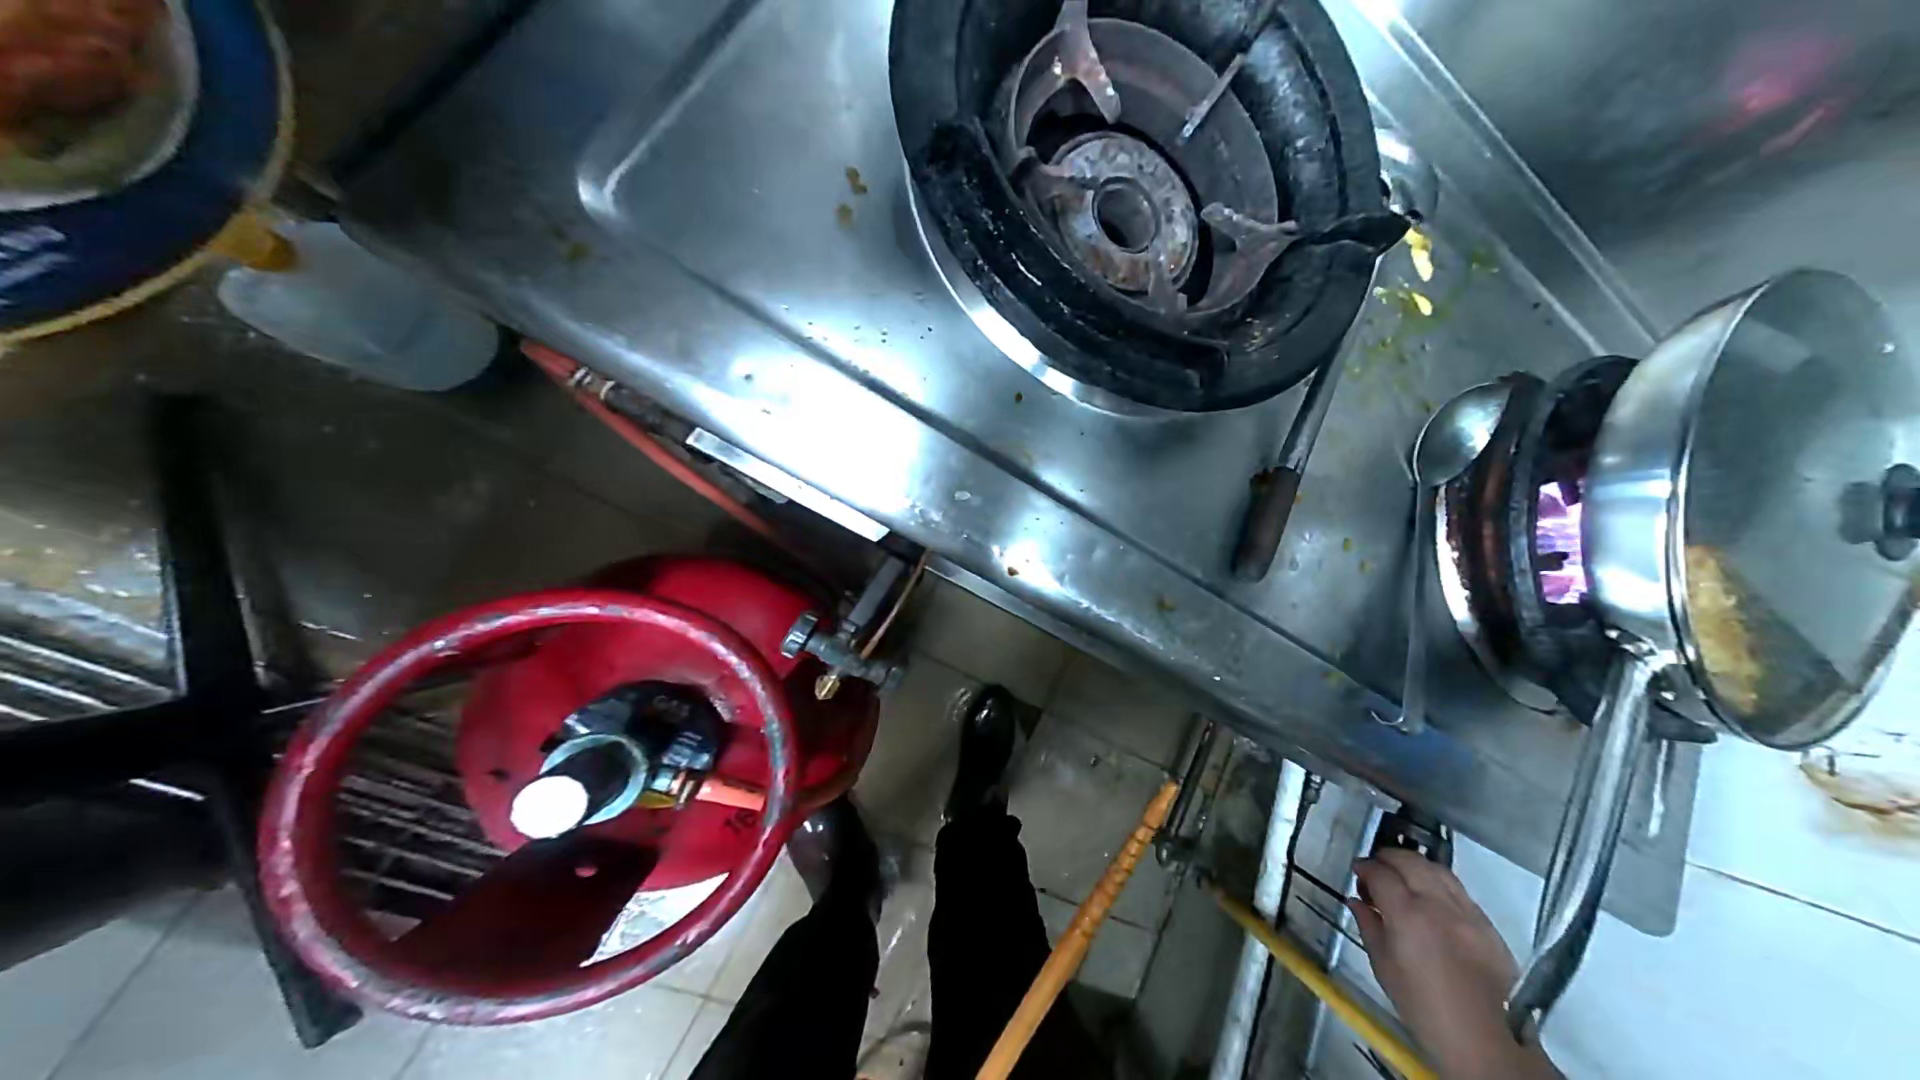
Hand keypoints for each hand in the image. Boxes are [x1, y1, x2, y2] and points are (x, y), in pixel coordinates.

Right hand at [1348, 850, 1561, 1079]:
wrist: (1485, 1042)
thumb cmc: (1423, 1008)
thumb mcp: (1384, 968)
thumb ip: (1369, 926)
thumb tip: (1357, 902)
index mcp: (1407, 915)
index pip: (1380, 872)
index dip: (1363, 867)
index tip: (1357, 872)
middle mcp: (1438, 905)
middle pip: (1409, 860)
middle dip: (1386, 857)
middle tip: (1375, 869)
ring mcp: (1468, 913)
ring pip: (1438, 869)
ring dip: (1414, 865)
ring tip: (1403, 876)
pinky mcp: (1489, 926)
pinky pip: (1459, 890)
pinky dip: (1439, 883)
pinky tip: (1432, 897)